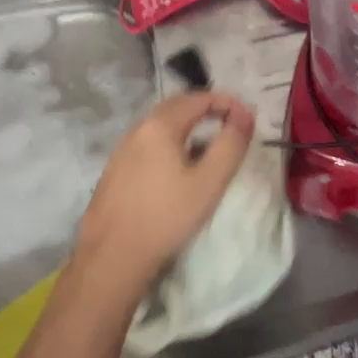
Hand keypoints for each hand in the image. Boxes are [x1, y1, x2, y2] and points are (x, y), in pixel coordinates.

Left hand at [75, 91, 254, 289]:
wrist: (111, 260)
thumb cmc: (166, 217)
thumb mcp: (209, 181)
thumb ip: (231, 144)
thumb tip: (246, 115)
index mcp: (160, 125)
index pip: (200, 98)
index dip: (228, 103)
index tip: (247, 121)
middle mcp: (138, 129)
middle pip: (178, 105)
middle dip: (208, 110)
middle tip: (231, 127)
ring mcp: (122, 149)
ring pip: (162, 125)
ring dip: (189, 126)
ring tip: (209, 148)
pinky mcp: (115, 171)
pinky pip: (149, 143)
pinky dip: (171, 143)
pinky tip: (178, 170)